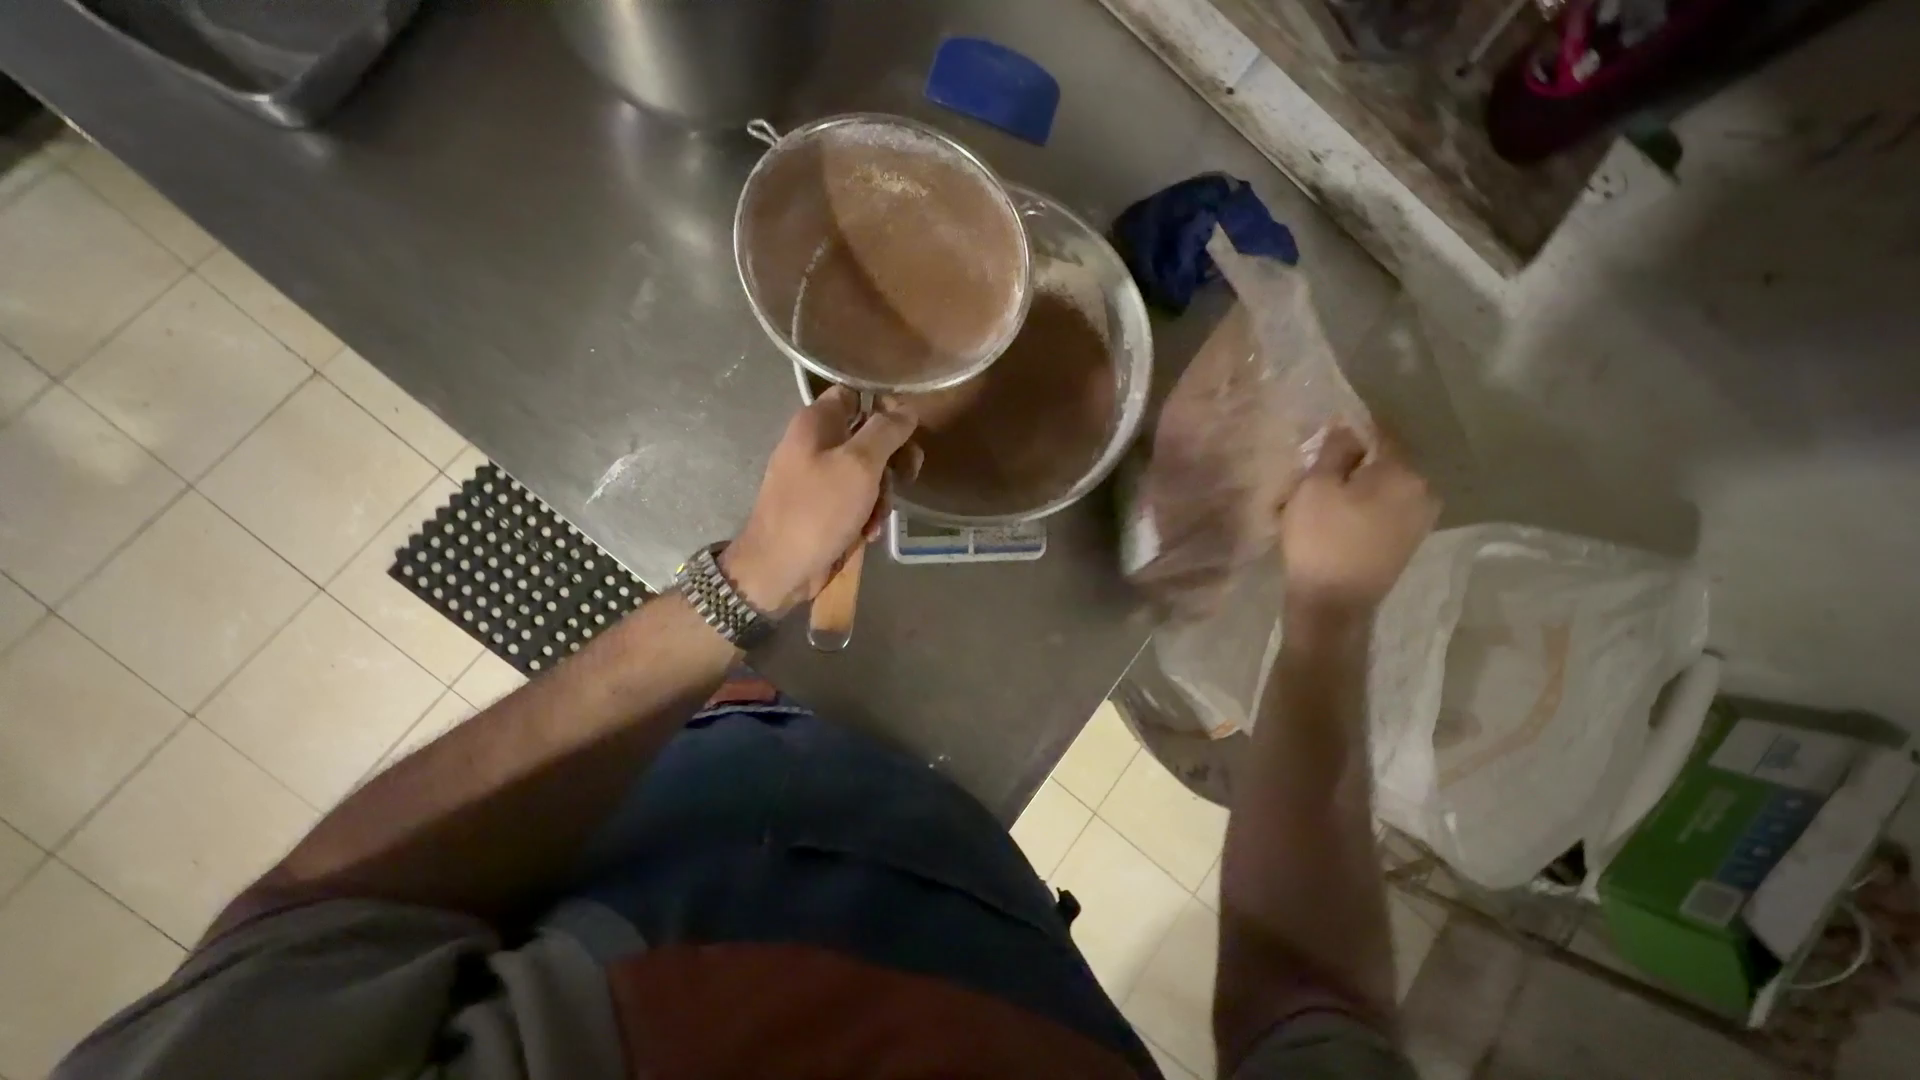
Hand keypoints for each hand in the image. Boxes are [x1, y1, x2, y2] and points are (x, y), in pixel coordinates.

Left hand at [721, 387, 918, 616]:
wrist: (779, 569)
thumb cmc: (818, 510)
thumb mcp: (859, 465)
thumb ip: (885, 431)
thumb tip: (906, 409)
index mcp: (816, 422)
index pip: (856, 394)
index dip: (885, 406)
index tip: (908, 429)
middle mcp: (815, 443)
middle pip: (868, 436)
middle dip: (892, 460)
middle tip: (908, 475)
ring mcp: (818, 477)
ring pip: (867, 472)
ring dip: (881, 494)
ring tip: (877, 516)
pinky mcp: (823, 508)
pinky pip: (856, 500)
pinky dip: (866, 515)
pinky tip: (868, 533)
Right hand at [1279, 428, 1437, 624]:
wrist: (1334, 602)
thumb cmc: (1320, 539)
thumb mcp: (1316, 486)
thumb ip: (1336, 448)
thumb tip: (1349, 426)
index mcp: (1404, 471)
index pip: (1380, 432)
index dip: (1351, 432)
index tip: (1325, 440)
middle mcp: (1425, 489)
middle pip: (1388, 459)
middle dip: (1359, 460)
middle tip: (1323, 471)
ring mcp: (1424, 516)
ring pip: (1390, 484)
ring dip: (1365, 484)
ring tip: (1333, 496)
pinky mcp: (1414, 538)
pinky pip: (1393, 506)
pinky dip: (1372, 504)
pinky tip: (1347, 516)